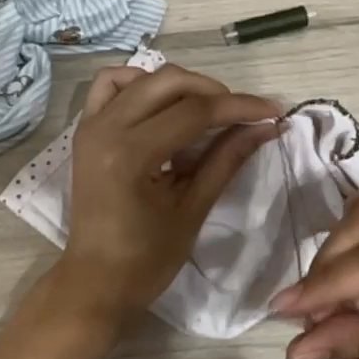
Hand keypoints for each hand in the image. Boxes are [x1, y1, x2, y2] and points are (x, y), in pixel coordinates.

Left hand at [56, 64, 281, 326]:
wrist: (95, 282)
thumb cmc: (146, 258)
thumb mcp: (192, 209)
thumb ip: (226, 160)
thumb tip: (266, 127)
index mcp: (131, 154)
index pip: (194, 112)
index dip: (238, 107)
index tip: (273, 110)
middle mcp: (106, 128)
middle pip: (169, 82)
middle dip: (212, 91)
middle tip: (241, 114)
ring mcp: (91, 124)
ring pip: (142, 76)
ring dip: (179, 85)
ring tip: (205, 110)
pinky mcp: (86, 127)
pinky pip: (111, 84)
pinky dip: (139, 83)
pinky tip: (162, 104)